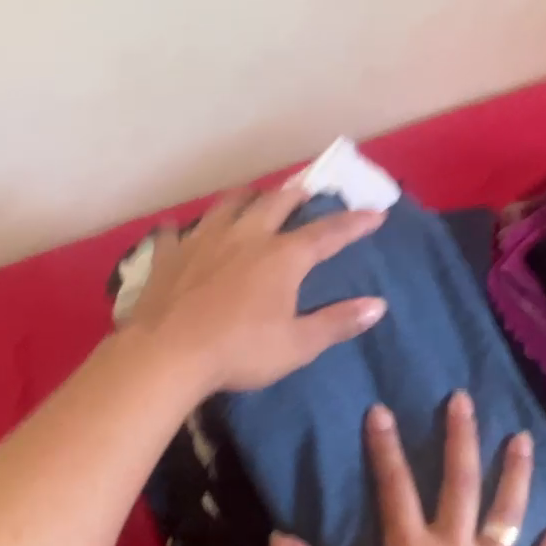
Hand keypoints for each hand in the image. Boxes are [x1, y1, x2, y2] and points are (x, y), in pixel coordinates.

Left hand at [125, 185, 386, 392]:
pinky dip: (182, 229)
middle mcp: (245, 236)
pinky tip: (178, 229)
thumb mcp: (297, 345)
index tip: (375, 213)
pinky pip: (175, 232)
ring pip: (227, 206)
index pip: (327, 233)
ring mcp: (203, 240)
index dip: (353, 223)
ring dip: (244, 198)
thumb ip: (337, 322)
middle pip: (275, 203)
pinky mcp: (169, 255)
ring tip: (251, 197)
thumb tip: (378, 305)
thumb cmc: (239, 351)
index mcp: (281, 257)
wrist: (168, 353)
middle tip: (306, 191)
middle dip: (295, 196)